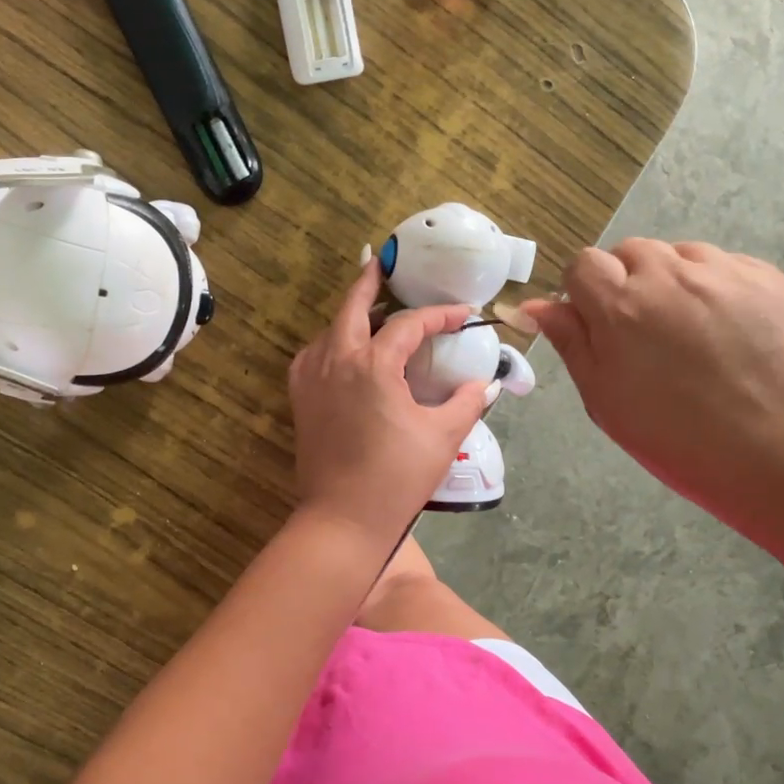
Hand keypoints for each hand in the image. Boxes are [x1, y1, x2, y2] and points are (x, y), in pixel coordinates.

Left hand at [290, 261, 490, 542]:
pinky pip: (314, 356)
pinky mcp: (300, 399)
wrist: (343, 517)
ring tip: (372, 311)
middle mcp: (336, 361)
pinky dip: (332, 344)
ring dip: (351, 316)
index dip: (440, 315)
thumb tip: (483, 383)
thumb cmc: (396, 477)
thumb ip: (465, 402)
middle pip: (352, 308)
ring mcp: (312, 378)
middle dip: (368, 282)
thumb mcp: (442, 436)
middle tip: (383, 265)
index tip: (465, 314)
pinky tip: (346, 353)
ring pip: (330, 331)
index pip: (410, 324)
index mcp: (373, 365)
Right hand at [522, 240, 783, 529]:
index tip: (599, 328)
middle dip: (628, 283)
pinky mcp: (776, 280)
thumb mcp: (607, 402)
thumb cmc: (684, 442)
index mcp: (621, 306)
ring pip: (683, 256)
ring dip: (675, 283)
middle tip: (646, 336)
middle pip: (632, 253)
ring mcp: (729, 273)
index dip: (585, 293)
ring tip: (695, 336)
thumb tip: (535, 306)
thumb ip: (571, 344)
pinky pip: (731, 269)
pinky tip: (735, 337)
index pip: (583, 265)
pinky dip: (721, 291)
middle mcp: (671, 274)